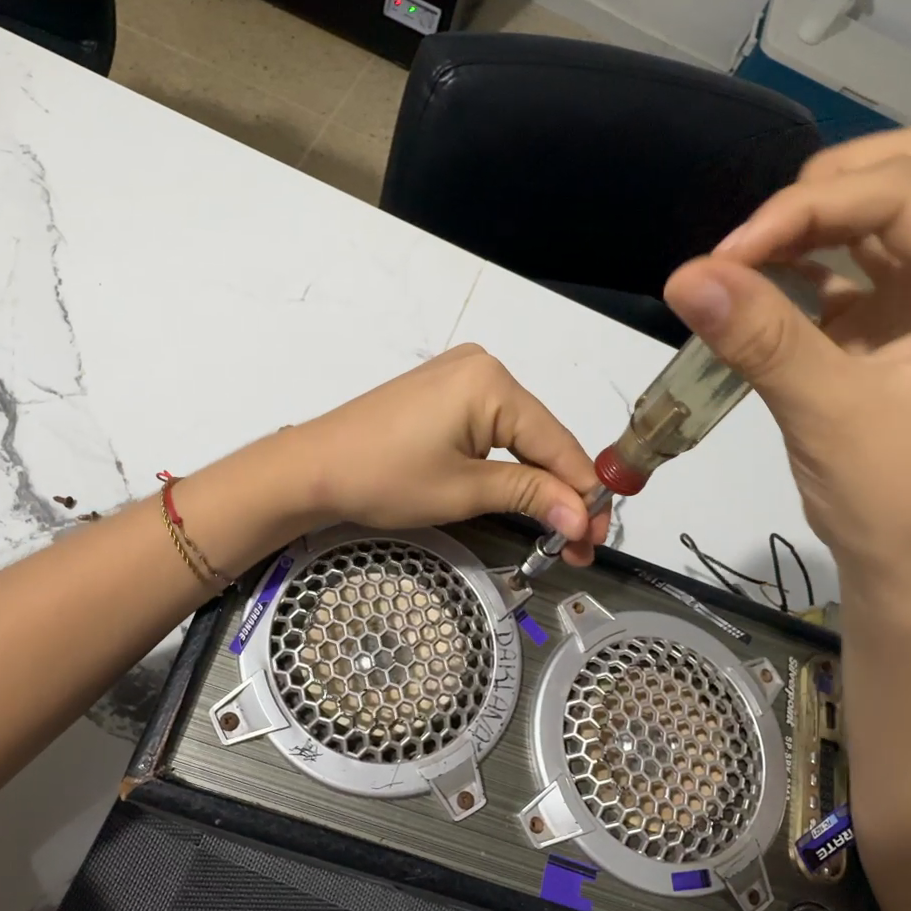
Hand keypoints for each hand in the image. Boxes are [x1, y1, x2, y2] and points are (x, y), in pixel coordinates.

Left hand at [282, 344, 610, 563]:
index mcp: (493, 383)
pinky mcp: (444, 392)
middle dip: (562, 491)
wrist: (311, 469)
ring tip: (557, 527)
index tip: (598, 537)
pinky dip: (509, 462)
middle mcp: (484, 367)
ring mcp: (461, 376)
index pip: (558, 443)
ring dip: (539, 480)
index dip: (584, 494)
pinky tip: (525, 492)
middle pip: (542, 437)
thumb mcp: (464, 492)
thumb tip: (583, 520)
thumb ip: (530, 496)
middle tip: (578, 543)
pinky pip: (493, 428)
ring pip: (520, 434)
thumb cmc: (383, 479)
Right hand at [662, 124, 910, 588]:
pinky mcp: (905, 328)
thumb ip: (759, 336)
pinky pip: (859, 266)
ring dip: (817, 222)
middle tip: (762, 235)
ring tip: (748, 258)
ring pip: (890, 213)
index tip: (727, 256)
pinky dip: (810, 263)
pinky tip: (762, 286)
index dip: (807, 208)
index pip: (905, 192)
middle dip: (832, 188)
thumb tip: (684, 275)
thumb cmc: (894, 497)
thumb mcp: (826, 412)